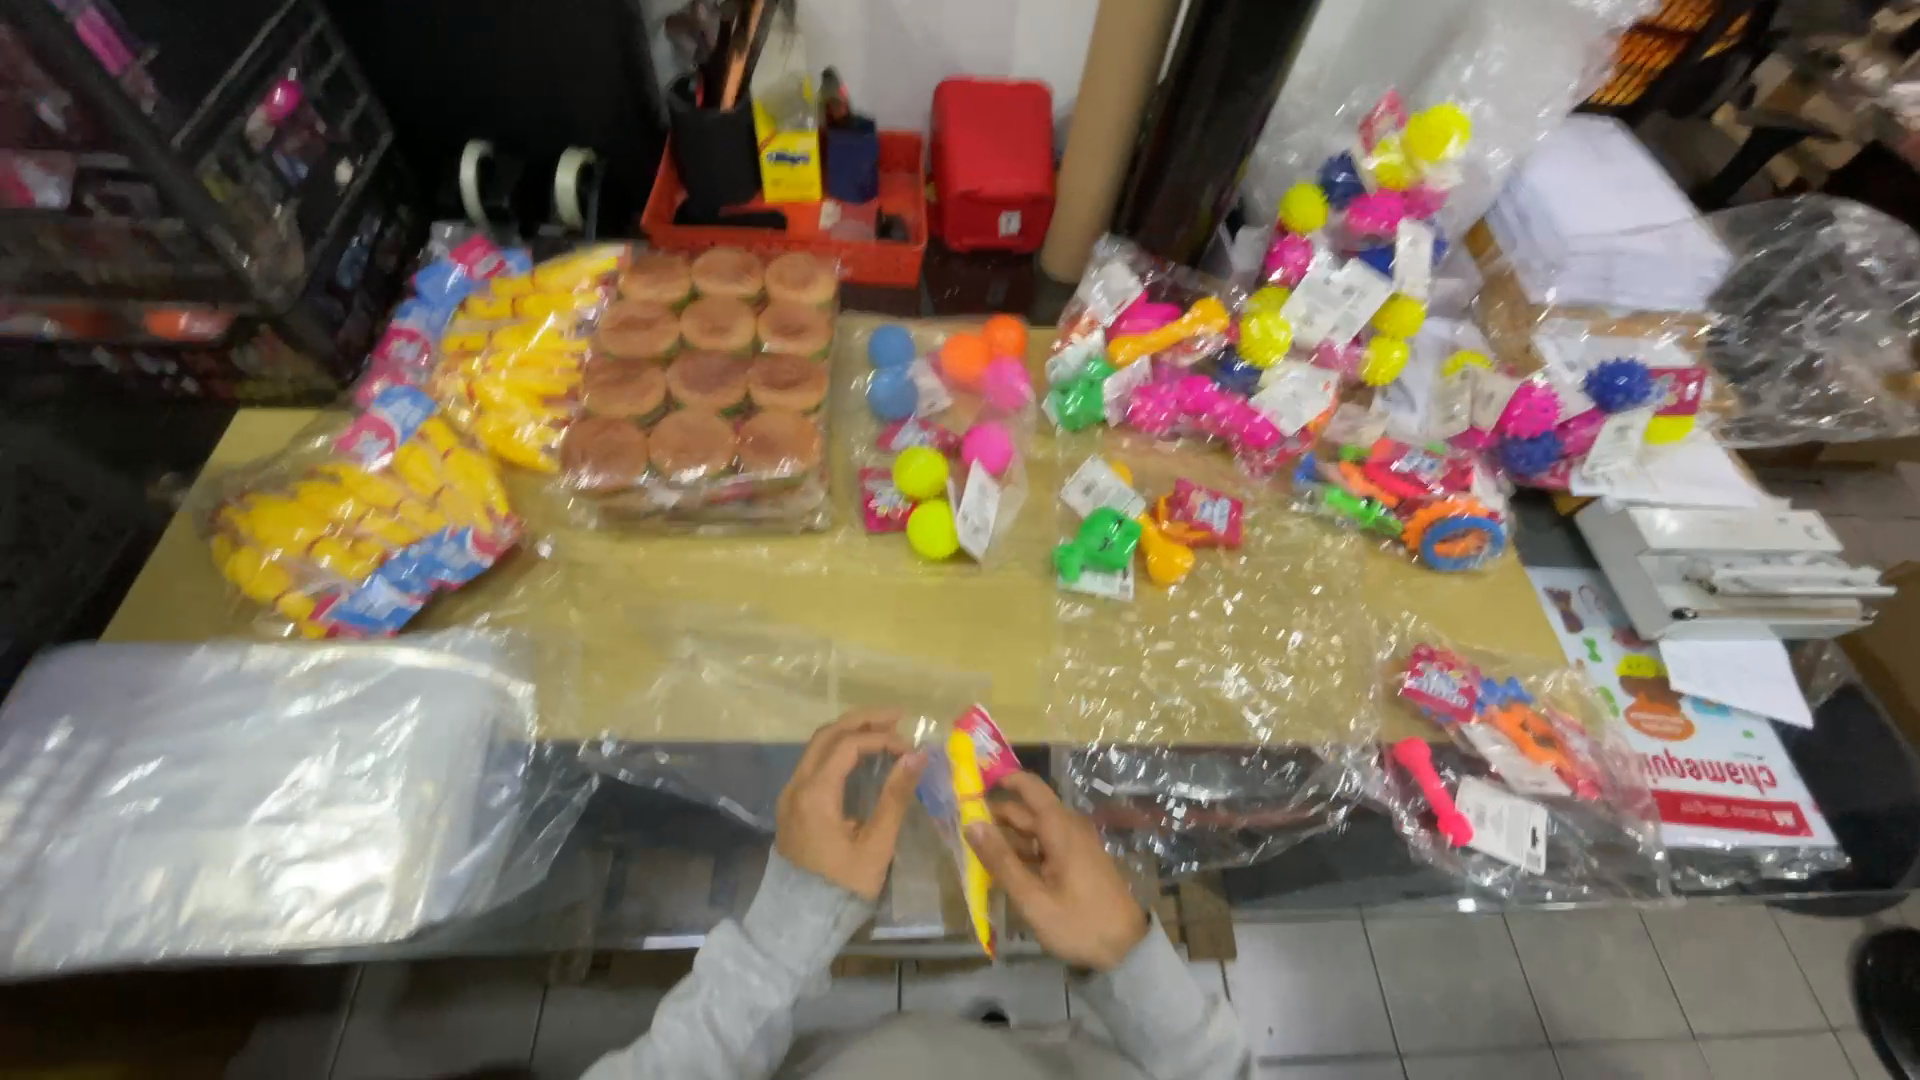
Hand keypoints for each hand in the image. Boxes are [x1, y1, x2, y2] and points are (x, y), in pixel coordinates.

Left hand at [775, 709, 927, 901]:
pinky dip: (838, 748)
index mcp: (815, 795)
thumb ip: (895, 797)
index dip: (881, 739)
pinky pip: (813, 761)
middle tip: (898, 717)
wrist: (797, 925)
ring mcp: (790, 794)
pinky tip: (862, 754)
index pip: (848, 745)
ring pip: (817, 745)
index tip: (909, 749)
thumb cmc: (841, 889)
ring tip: (884, 730)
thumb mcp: (875, 845)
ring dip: (849, 732)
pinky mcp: (792, 804)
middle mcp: (796, 786)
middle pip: (827, 734)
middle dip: (863, 721)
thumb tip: (917, 756)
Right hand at [964, 772, 1148, 971]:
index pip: (1029, 786)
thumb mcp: (1033, 899)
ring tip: (975, 850)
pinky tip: (1004, 869)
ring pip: (1034, 830)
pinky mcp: (1078, 860)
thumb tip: (972, 824)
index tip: (972, 785)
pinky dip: (1024, 851)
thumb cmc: (1079, 923)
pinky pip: (1045, 845)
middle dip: (996, 815)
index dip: (1001, 780)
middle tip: (961, 828)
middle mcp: (1068, 827)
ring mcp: (1075, 844)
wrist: (1128, 950)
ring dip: (1007, 837)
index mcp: (1060, 827)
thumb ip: (1001, 860)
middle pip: (1027, 810)